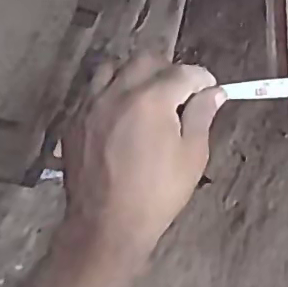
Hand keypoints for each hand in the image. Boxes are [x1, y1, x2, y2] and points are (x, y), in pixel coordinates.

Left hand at [58, 52, 225, 276]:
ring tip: (145, 97)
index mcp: (151, 99)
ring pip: (113, 68)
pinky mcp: (74, 121)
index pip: (183, 72)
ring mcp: (90, 105)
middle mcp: (117, 93)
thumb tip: (213, 92)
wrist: (106, 226)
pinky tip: (120, 116)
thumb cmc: (157, 194)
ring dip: (134, 75)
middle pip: (146, 60)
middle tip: (180, 92)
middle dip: (168, 69)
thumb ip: (201, 116)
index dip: (202, 78)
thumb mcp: (191, 156)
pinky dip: (109, 93)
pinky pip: (92, 92)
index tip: (209, 89)